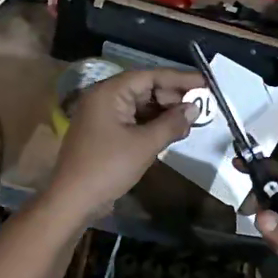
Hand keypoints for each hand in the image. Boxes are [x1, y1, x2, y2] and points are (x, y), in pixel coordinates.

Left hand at [47, 68, 203, 213]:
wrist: (73, 200)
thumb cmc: (108, 167)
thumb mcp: (145, 145)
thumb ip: (172, 123)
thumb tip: (194, 109)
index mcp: (109, 92)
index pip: (150, 76)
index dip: (179, 79)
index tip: (205, 83)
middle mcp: (104, 98)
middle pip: (145, 88)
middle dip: (173, 97)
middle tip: (200, 107)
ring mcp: (102, 116)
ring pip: (140, 105)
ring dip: (164, 113)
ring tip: (189, 122)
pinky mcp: (104, 133)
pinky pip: (133, 120)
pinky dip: (152, 124)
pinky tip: (171, 132)